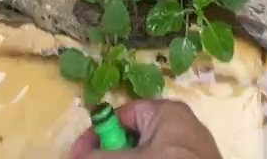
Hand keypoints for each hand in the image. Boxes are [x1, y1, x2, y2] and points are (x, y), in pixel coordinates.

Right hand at [69, 100, 222, 157]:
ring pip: (146, 154)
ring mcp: (187, 153)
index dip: (97, 135)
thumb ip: (103, 157)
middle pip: (132, 140)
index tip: (79, 156)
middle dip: (111, 154)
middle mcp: (178, 129)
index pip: (122, 115)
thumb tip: (79, 157)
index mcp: (166, 112)